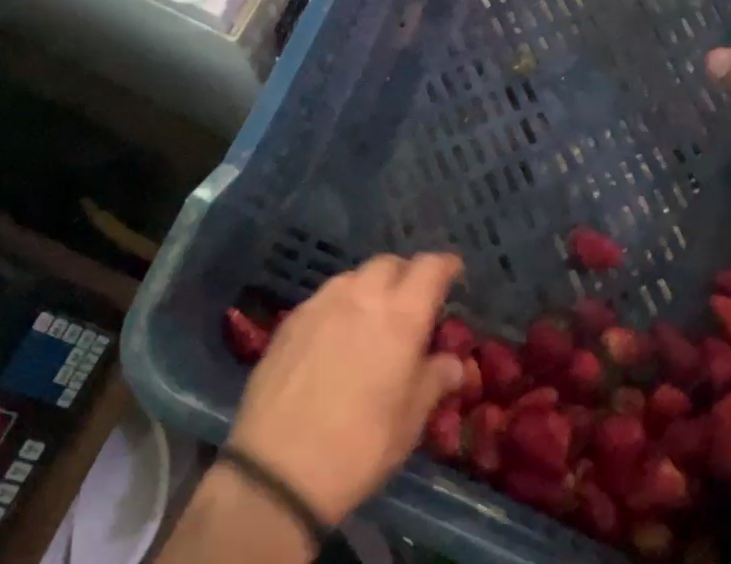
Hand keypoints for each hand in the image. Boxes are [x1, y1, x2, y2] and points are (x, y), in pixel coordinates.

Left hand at [227, 253, 463, 525]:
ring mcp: (320, 305)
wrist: (278, 467)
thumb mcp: (410, 421)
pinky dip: (340, 305)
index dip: (444, 266)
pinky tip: (337, 335)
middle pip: (388, 264)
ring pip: (353, 277)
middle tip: (414, 302)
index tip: (453, 272)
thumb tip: (452, 363)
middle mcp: (360, 297)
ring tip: (374, 317)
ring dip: (370, 287)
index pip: (429, 268)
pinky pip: (324, 298)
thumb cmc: (360, 446)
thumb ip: (434, 381)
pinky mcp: (289, 321)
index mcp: (400, 316)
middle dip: (406, 275)